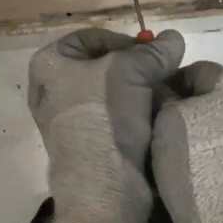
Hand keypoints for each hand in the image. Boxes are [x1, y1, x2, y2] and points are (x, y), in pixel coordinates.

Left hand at [27, 28, 185, 222]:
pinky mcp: (84, 145)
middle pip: (103, 66)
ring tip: (165, 96)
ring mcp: (66, 119)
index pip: (92, 38)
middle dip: (137, 70)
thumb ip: (154, 53)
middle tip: (163, 75)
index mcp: (49, 63)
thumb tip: (174, 39)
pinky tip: (156, 118)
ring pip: (110, 93)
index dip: (124, 41)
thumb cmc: (103, 114)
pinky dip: (134, 115)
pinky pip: (112, 118)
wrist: (102, 185)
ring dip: (140, 92)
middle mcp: (51, 88)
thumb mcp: (132, 71)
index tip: (151, 54)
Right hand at [151, 62, 222, 222]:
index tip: (149, 103)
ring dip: (195, 131)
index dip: (168, 83)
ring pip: (215, 122)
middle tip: (156, 127)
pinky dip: (208, 152)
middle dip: (182, 108)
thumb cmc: (194, 158)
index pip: (193, 69)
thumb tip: (161, 88)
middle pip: (206, 96)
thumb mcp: (165, 118)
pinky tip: (189, 169)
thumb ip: (162, 95)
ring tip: (170, 151)